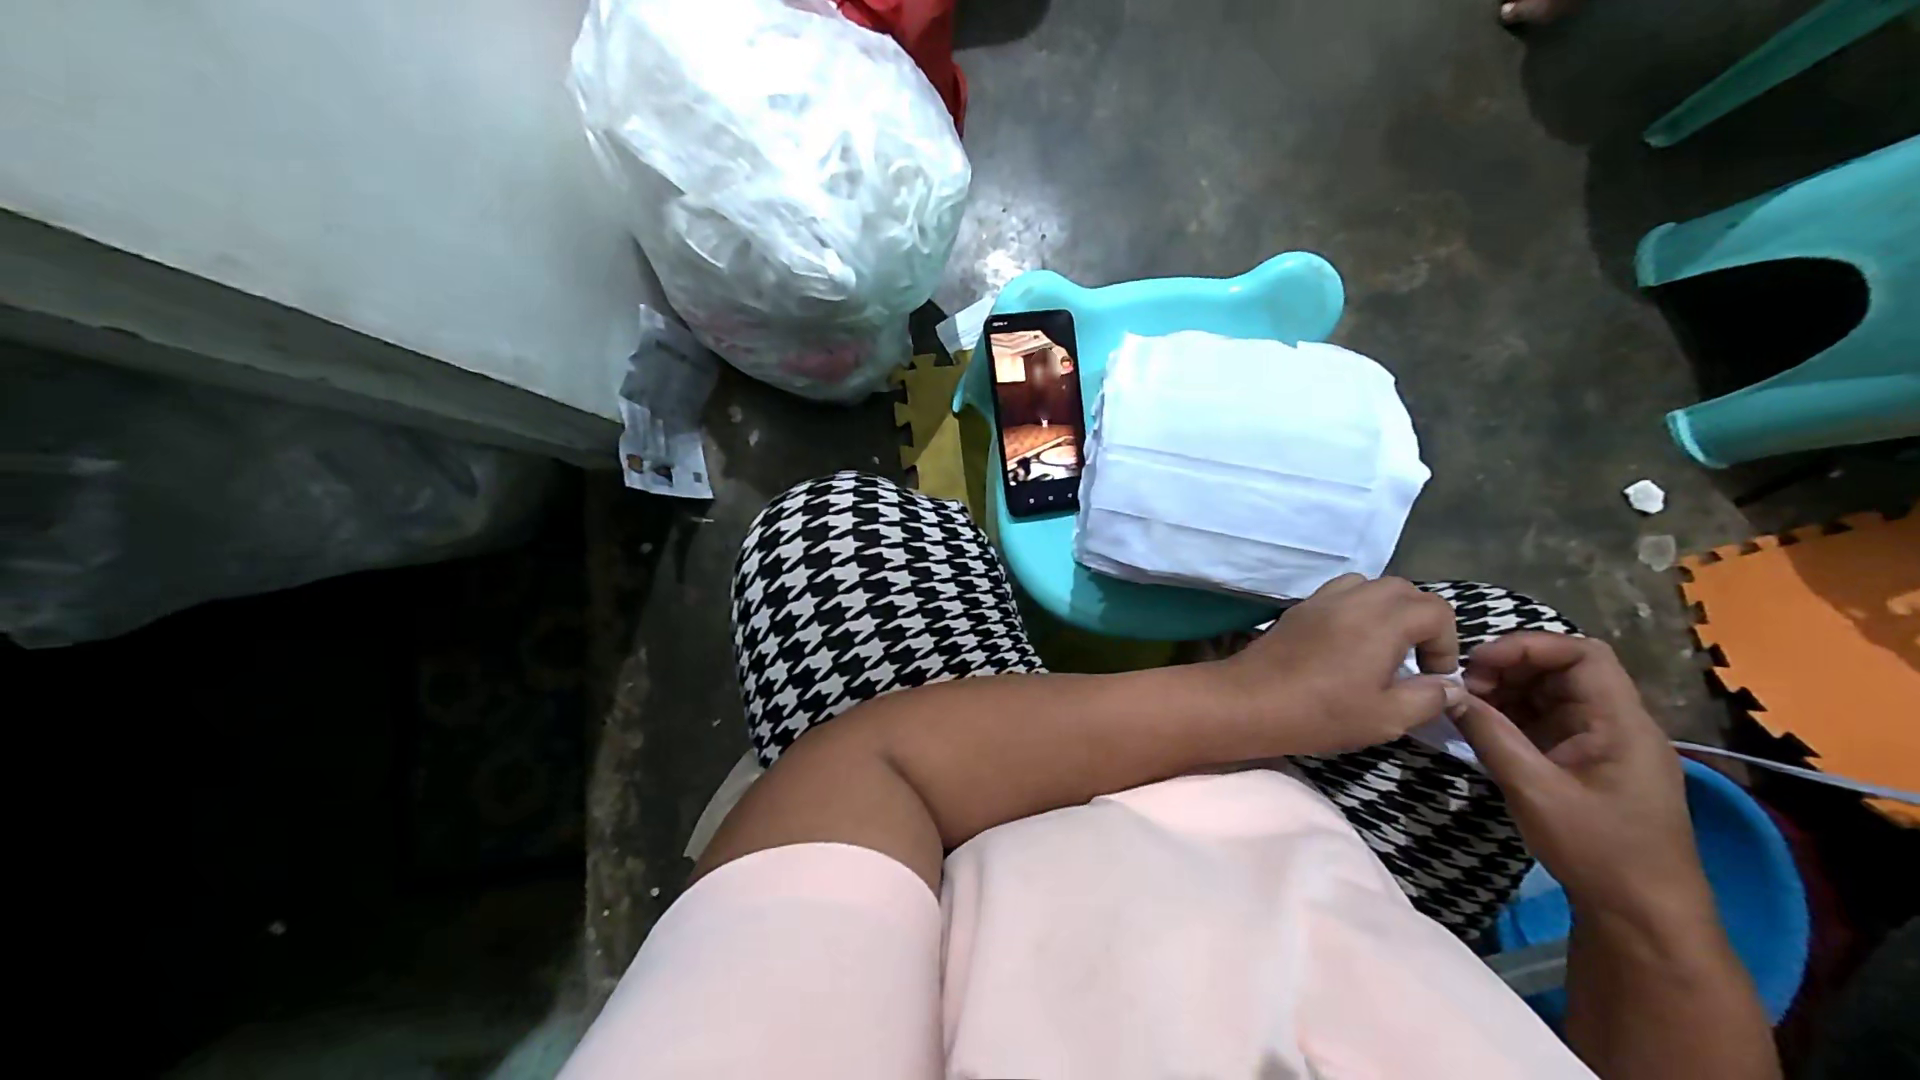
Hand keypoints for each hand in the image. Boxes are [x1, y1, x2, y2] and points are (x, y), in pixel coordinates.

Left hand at [1214, 574, 1464, 756]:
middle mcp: (1352, 599)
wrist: (1248, 701)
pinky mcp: (1297, 609)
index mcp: (1382, 620)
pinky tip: (1346, 643)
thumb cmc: (1320, 712)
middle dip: (1419, 619)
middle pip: (1403, 589)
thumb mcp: (1387, 717)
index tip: (1432, 676)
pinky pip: (1336, 593)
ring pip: (1367, 584)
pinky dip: (1353, 608)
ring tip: (1381, 647)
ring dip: (1385, 609)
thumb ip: (1428, 698)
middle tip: (1413, 659)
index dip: (1446, 642)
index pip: (1435, 610)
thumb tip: (1451, 687)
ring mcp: (1320, 600)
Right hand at [1452, 632, 1713, 924]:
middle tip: (1464, 687)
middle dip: (1508, 667)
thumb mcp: (1533, 789)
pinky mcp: (1584, 758)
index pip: (1582, 654)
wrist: (1643, 913)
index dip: (1528, 646)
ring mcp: (1601, 741)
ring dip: (1505, 689)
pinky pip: (1545, 717)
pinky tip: (1480, 724)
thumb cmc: (1599, 849)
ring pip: (1549, 691)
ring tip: (1466, 705)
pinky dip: (1510, 713)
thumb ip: (1490, 735)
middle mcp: (1616, 723)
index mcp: (1621, 724)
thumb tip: (1447, 693)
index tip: (1478, 663)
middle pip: (1562, 668)